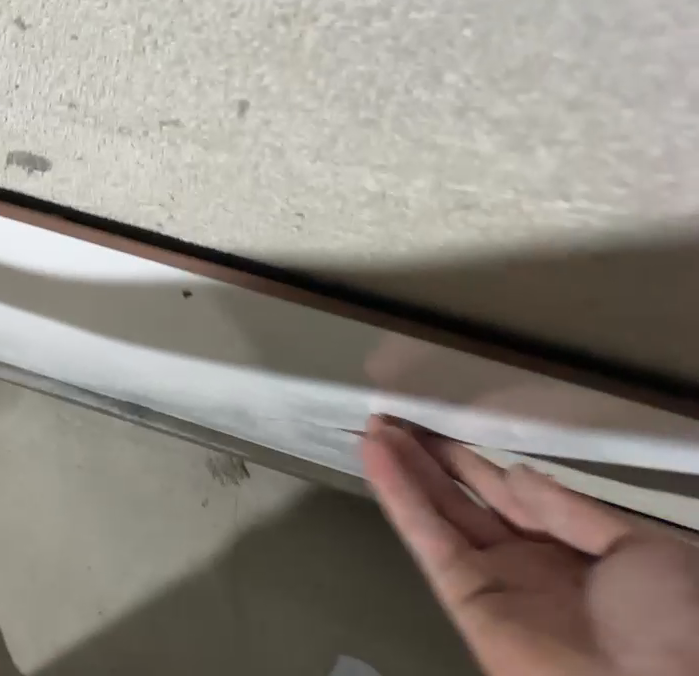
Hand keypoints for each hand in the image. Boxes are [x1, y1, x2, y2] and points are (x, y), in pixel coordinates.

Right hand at [362, 416, 698, 675]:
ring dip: (403, 467)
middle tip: (390, 418)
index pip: (517, 494)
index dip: (477, 459)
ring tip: (373, 426)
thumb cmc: (676, 623)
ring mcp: (495, 577)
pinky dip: (395, 493)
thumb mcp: (649, 553)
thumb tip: (514, 472)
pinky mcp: (460, 591)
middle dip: (429, 456)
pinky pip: (425, 535)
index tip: (437, 423)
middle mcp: (536, 561)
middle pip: (468, 497)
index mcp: (588, 554)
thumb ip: (573, 510)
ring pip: (438, 510)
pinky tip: (373, 455)